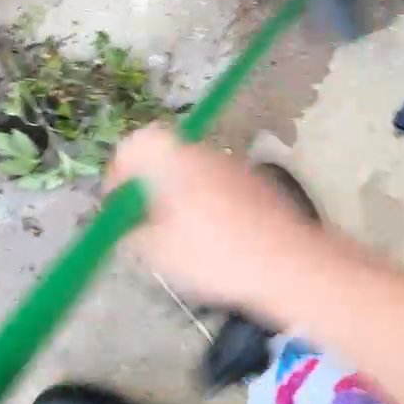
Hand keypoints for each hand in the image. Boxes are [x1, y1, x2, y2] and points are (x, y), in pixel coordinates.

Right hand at [108, 126, 333, 312]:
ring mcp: (233, 165)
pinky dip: (204, 200)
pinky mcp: (255, 182)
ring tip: (174, 232)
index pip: (137, 141)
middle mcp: (203, 152)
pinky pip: (217, 183)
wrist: (288, 261)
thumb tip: (126, 230)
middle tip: (141, 217)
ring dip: (176, 192)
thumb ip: (134, 236)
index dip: (119, 168)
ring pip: (192, 169)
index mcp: (176, 159)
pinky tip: (211, 236)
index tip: (114, 200)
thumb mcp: (160, 253)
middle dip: (147, 182)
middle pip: (165, 154)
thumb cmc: (216, 253)